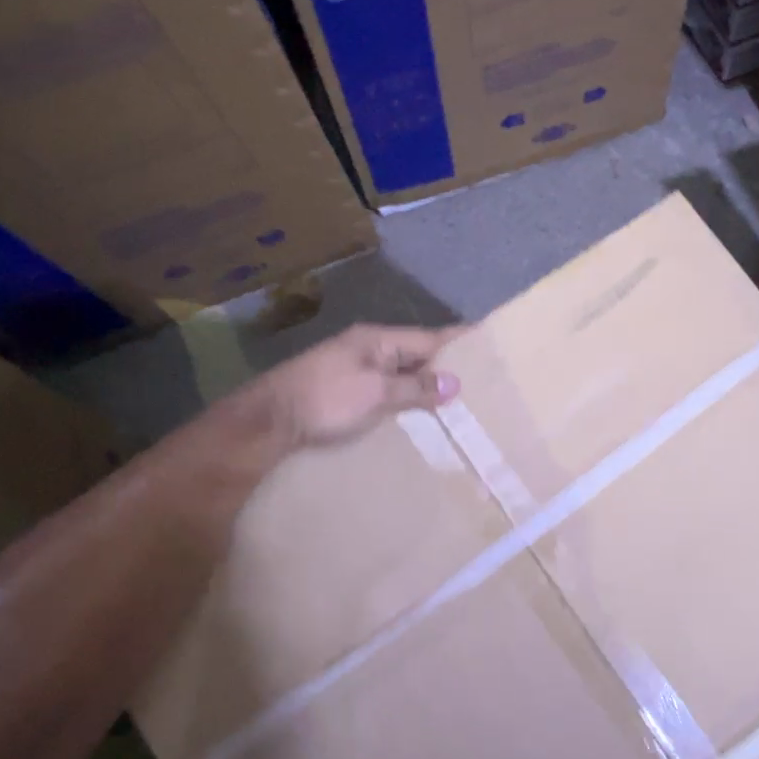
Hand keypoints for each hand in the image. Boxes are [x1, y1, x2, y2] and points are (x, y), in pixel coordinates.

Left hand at [238, 324, 464, 450]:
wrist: (269, 420)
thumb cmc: (325, 399)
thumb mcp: (375, 392)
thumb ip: (414, 387)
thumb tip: (454, 382)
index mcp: (378, 339)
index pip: (430, 338)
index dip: (459, 342)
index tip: (489, 344)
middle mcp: (368, 348)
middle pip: (417, 354)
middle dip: (447, 367)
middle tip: (484, 383)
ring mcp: (355, 369)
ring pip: (402, 373)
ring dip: (426, 385)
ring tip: (459, 403)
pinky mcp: (345, 391)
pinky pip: (387, 389)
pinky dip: (406, 398)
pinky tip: (419, 415)